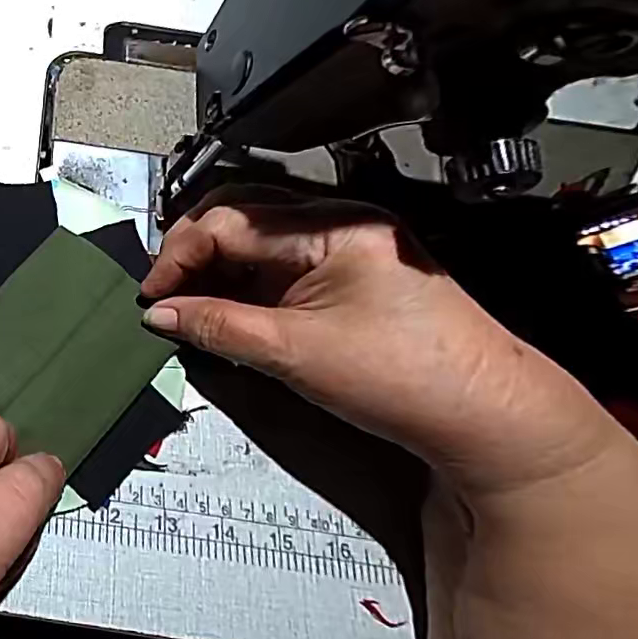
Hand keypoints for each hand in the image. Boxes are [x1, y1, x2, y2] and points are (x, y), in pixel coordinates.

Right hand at [140, 186, 623, 497]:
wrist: (484, 418)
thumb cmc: (410, 376)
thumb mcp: (296, 351)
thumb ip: (220, 326)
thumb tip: (162, 313)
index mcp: (333, 223)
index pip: (230, 221)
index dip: (181, 254)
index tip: (153, 292)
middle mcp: (336, 222)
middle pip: (240, 220)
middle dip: (193, 253)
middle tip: (163, 293)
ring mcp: (341, 248)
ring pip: (255, 244)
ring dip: (215, 271)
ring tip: (185, 306)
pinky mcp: (342, 276)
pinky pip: (276, 267)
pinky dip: (242, 287)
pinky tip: (222, 309)